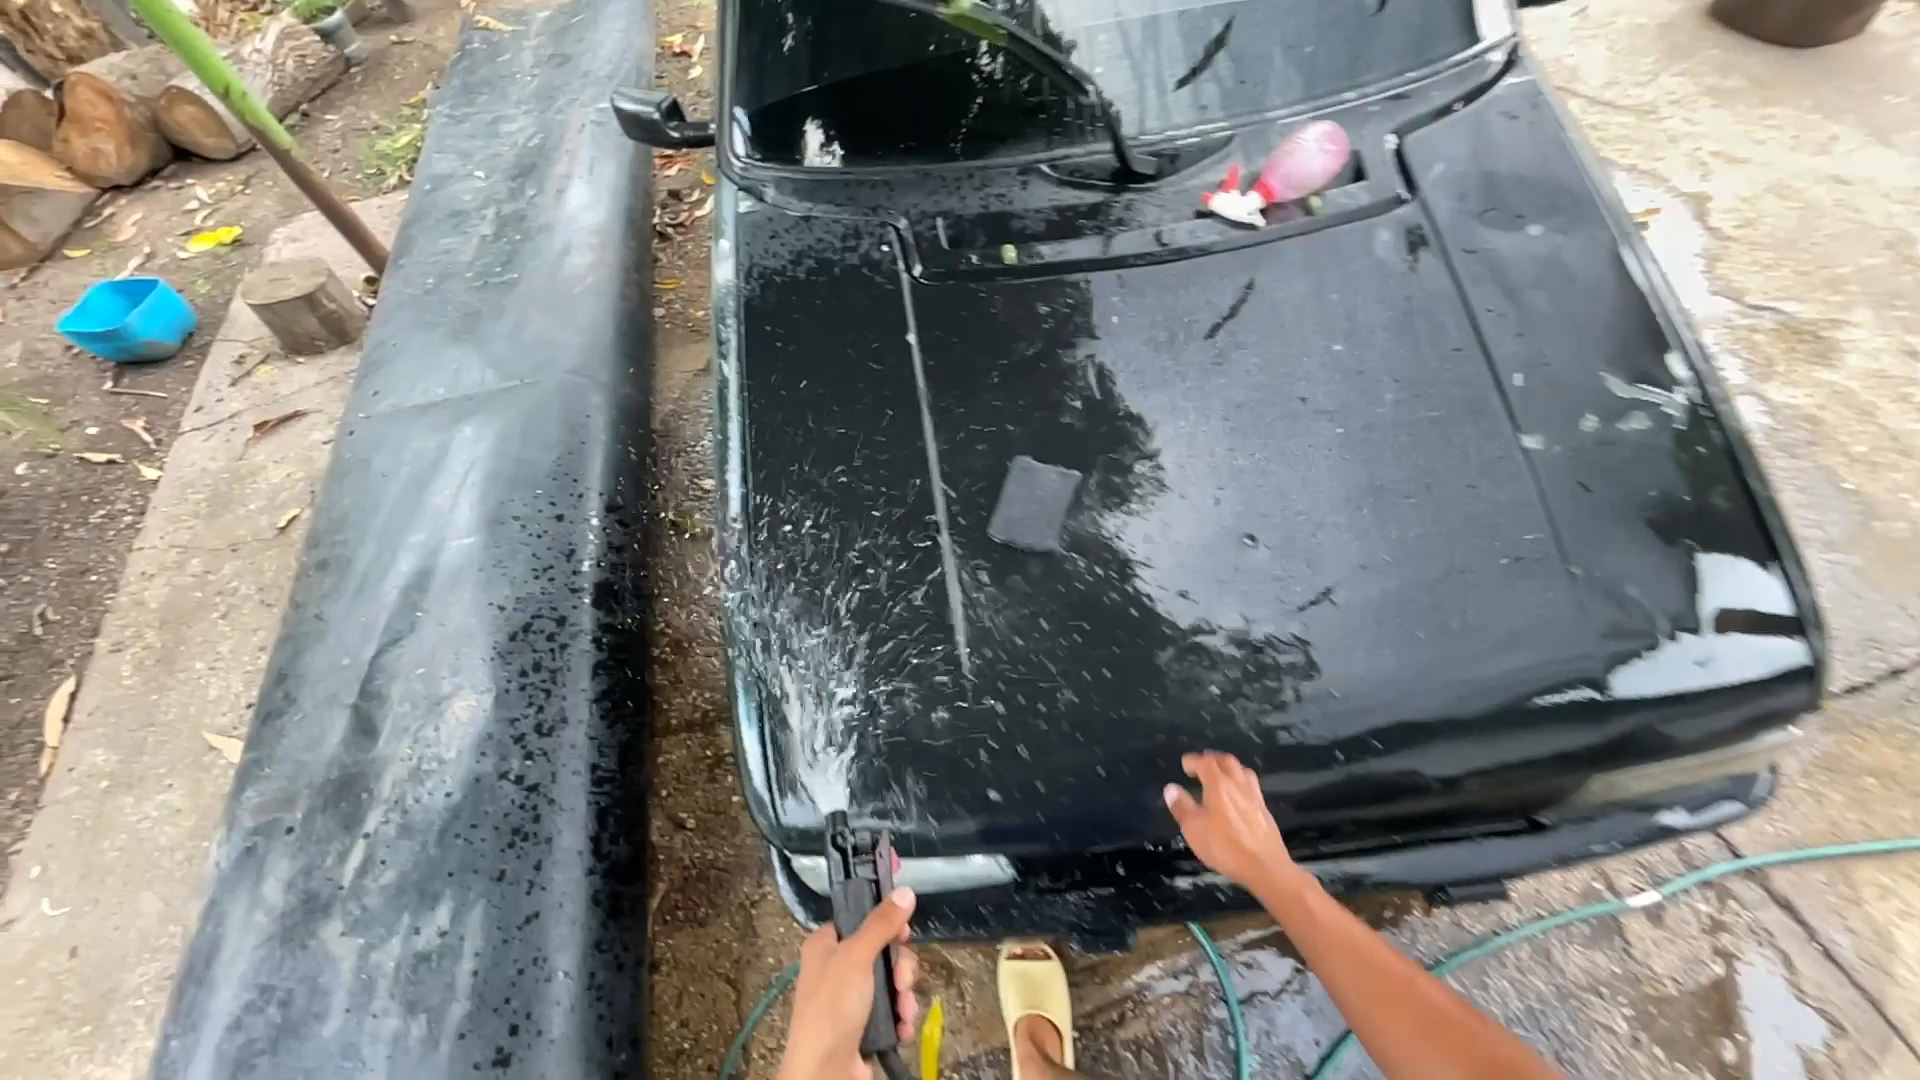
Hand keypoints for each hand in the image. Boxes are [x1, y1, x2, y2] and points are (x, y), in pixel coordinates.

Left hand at [777, 887, 920, 1079]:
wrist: (825, 1074)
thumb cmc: (832, 1006)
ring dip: (904, 994)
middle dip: (900, 967)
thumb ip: (881, 924)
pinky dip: (901, 1016)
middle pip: (882, 950)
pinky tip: (902, 1027)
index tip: (904, 930)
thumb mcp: (857, 957)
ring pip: (891, 980)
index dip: (884, 921)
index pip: (860, 918)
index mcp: (826, 944)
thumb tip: (905, 891)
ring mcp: (851, 998)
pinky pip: (892, 1008)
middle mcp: (837, 967)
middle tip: (902, 980)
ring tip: (903, 1010)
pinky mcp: (864, 1024)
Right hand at [1164, 751, 1294, 891]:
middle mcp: (1238, 785)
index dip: (1194, 760)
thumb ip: (1182, 807)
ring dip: (1230, 768)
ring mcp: (1255, 797)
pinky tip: (1238, 795)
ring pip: (1243, 772)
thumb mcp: (1194, 830)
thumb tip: (1171, 788)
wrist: (1266, 867)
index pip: (1206, 763)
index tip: (1185, 762)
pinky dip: (1241, 782)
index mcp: (1219, 786)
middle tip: (1203, 762)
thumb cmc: (1225, 847)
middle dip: (1213, 758)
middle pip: (1228, 762)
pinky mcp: (1265, 811)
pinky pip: (1252, 786)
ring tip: (1222, 774)